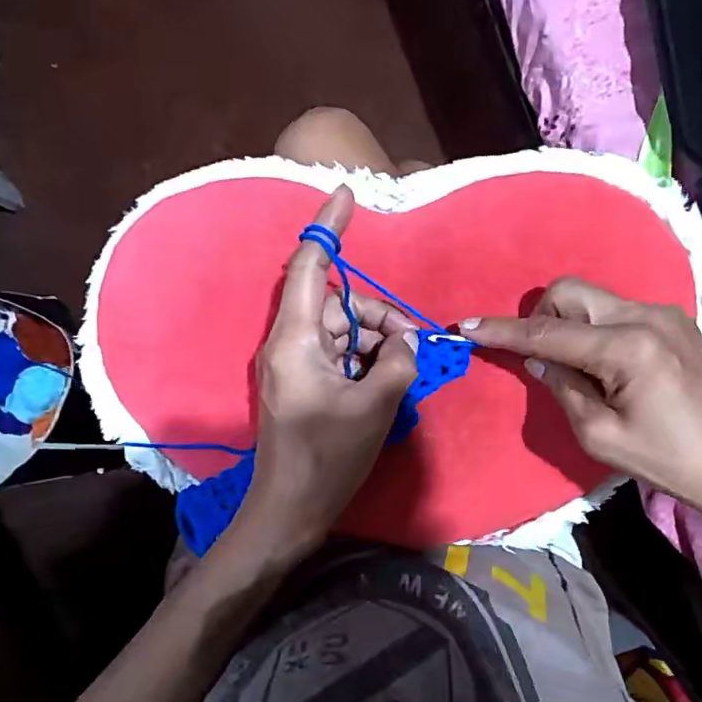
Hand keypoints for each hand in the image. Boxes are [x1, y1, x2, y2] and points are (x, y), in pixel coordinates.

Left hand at [240, 186, 417, 552]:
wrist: (290, 508)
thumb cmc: (328, 457)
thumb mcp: (376, 405)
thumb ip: (398, 361)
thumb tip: (405, 340)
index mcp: (296, 340)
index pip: (308, 266)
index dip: (327, 227)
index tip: (346, 193)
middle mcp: (289, 344)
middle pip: (337, 303)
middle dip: (378, 315)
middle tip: (412, 345)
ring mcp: (293, 365)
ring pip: (341, 330)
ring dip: (375, 341)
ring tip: (402, 370)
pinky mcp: (301, 384)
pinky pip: (337, 354)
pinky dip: (363, 359)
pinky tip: (385, 381)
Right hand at [461, 277, 701, 532]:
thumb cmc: (665, 460)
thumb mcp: (599, 436)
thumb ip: (562, 387)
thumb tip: (537, 358)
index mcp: (627, 348)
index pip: (547, 333)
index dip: (503, 331)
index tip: (467, 327)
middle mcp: (646, 316)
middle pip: (570, 292)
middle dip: (542, 317)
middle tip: (543, 360)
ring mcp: (665, 314)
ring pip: (593, 299)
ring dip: (569, 325)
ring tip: (579, 370)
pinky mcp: (675, 322)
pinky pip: (616, 311)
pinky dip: (595, 329)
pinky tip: (607, 366)